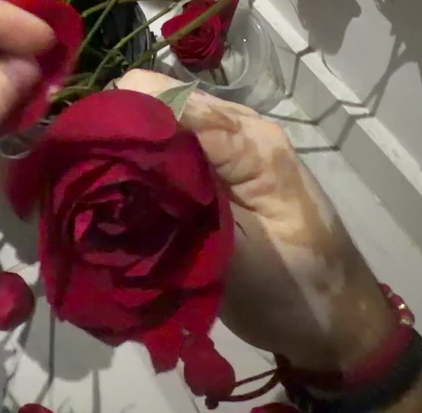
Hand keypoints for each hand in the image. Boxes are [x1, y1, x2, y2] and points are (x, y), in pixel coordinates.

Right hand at [115, 70, 399, 371]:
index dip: (132, 108)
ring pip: (168, 116)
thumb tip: (127, 164)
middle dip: (128, 119)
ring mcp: (230, 144)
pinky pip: (175, 140)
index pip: (182, 103)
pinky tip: (121, 173)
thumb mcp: (241, 253)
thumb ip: (190, 201)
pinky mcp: (221, 163)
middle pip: (170, 100)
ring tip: (95, 163)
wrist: (337, 322)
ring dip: (134, 135)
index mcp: (252, 143)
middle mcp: (241, 129)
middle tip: (84, 153)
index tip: (86, 131)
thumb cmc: (295, 289)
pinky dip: (147, 151)